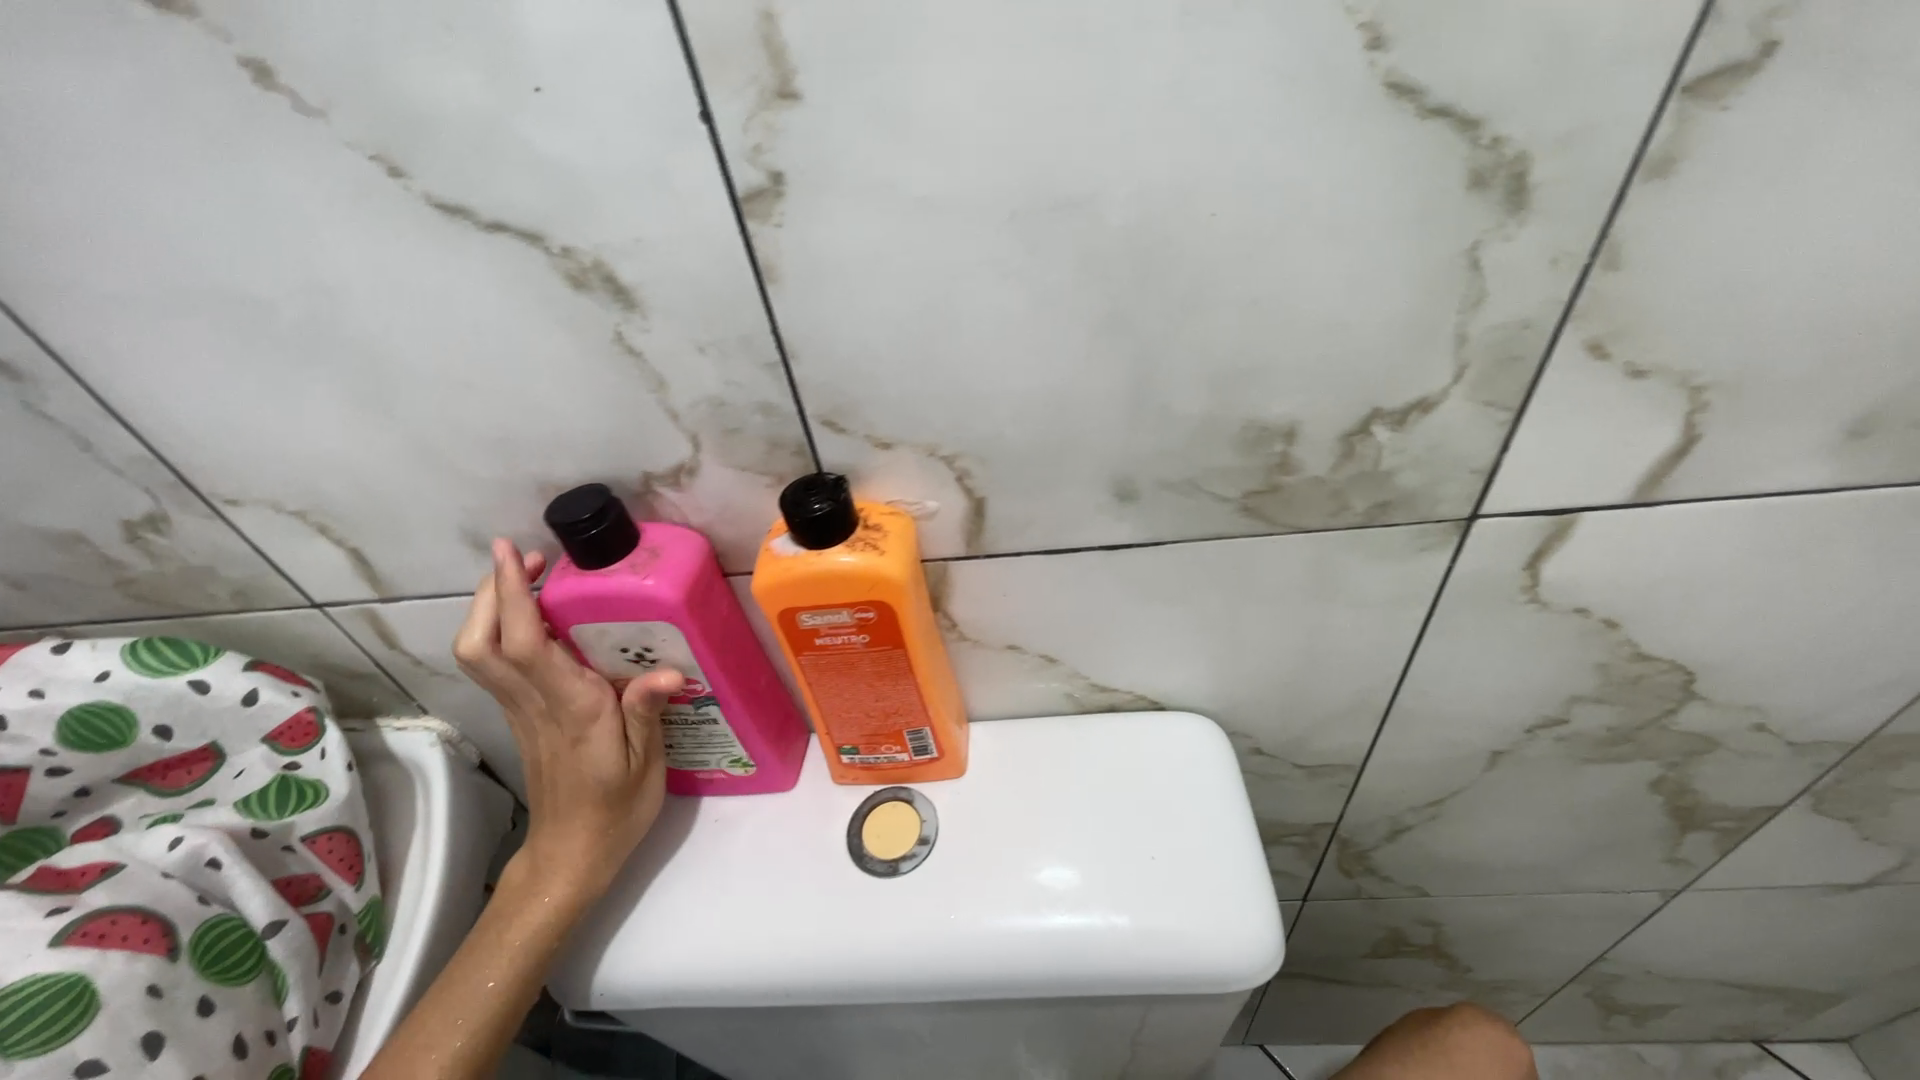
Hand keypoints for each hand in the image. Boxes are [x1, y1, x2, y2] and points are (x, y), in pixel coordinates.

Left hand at [454, 539, 684, 906]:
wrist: (570, 856)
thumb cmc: (615, 811)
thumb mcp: (646, 766)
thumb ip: (647, 715)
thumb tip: (667, 672)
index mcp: (570, 709)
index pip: (526, 645)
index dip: (511, 595)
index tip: (513, 553)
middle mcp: (534, 704)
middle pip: (482, 644)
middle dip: (492, 594)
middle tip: (526, 560)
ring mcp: (520, 712)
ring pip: (480, 654)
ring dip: (491, 609)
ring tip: (530, 581)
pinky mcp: (521, 718)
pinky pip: (496, 666)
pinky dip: (503, 631)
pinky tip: (539, 621)